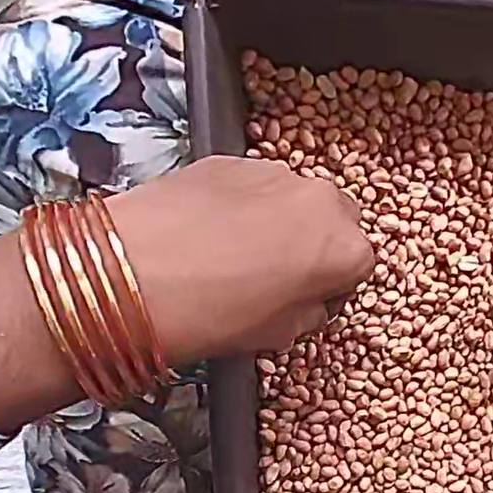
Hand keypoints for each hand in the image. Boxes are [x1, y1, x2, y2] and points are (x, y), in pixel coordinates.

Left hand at [107, 155, 376, 361]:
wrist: (131, 272)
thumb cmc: (212, 313)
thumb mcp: (278, 333)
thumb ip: (310, 310)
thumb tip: (310, 298)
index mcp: (345, 247)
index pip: (361, 265)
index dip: (334, 285)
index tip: (309, 298)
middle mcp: (321, 198)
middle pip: (336, 222)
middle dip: (316, 244)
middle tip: (278, 275)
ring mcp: (275, 171)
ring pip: (295, 199)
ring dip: (281, 222)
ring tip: (237, 254)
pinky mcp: (231, 158)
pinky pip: (256, 185)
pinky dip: (246, 205)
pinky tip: (211, 232)